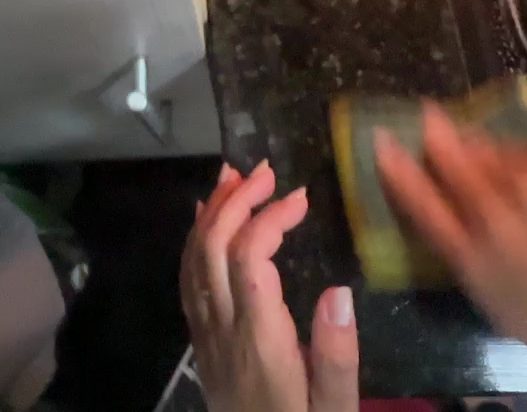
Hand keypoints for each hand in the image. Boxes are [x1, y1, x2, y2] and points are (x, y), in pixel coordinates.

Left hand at [181, 160, 358, 411]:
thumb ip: (337, 356)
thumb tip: (339, 290)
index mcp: (259, 341)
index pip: (249, 260)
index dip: (268, 218)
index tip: (300, 197)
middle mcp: (222, 328)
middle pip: (214, 248)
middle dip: (236, 200)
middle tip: (267, 171)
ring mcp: (205, 333)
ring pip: (194, 257)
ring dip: (212, 210)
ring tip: (234, 175)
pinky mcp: (200, 340)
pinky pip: (187, 277)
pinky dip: (195, 238)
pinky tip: (207, 217)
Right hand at [372, 104, 526, 384]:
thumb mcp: (510, 309)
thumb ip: (473, 260)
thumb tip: (450, 221)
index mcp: (475, 265)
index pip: (420, 205)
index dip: (396, 170)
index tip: (380, 141)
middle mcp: (495, 222)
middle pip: (450, 164)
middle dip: (433, 136)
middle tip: (424, 114)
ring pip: (487, 153)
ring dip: (475, 144)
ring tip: (470, 139)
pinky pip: (524, 153)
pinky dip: (512, 152)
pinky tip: (516, 160)